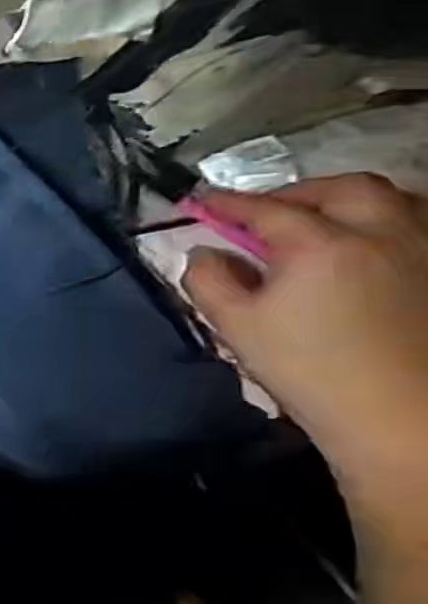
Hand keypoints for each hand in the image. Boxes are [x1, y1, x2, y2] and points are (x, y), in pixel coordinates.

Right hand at [183, 175, 427, 518]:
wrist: (401, 414)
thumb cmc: (305, 368)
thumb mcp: (234, 325)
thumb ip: (210, 280)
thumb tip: (206, 252)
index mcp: (322, 247)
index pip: (267, 210)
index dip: (227, 202)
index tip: (198, 199)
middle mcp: (387, 234)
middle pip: (345, 189)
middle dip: (298, 192)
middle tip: (265, 209)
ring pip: (398, 200)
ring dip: (350, 203)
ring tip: (321, 222)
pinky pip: (421, 227)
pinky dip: (390, 221)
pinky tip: (370, 244)